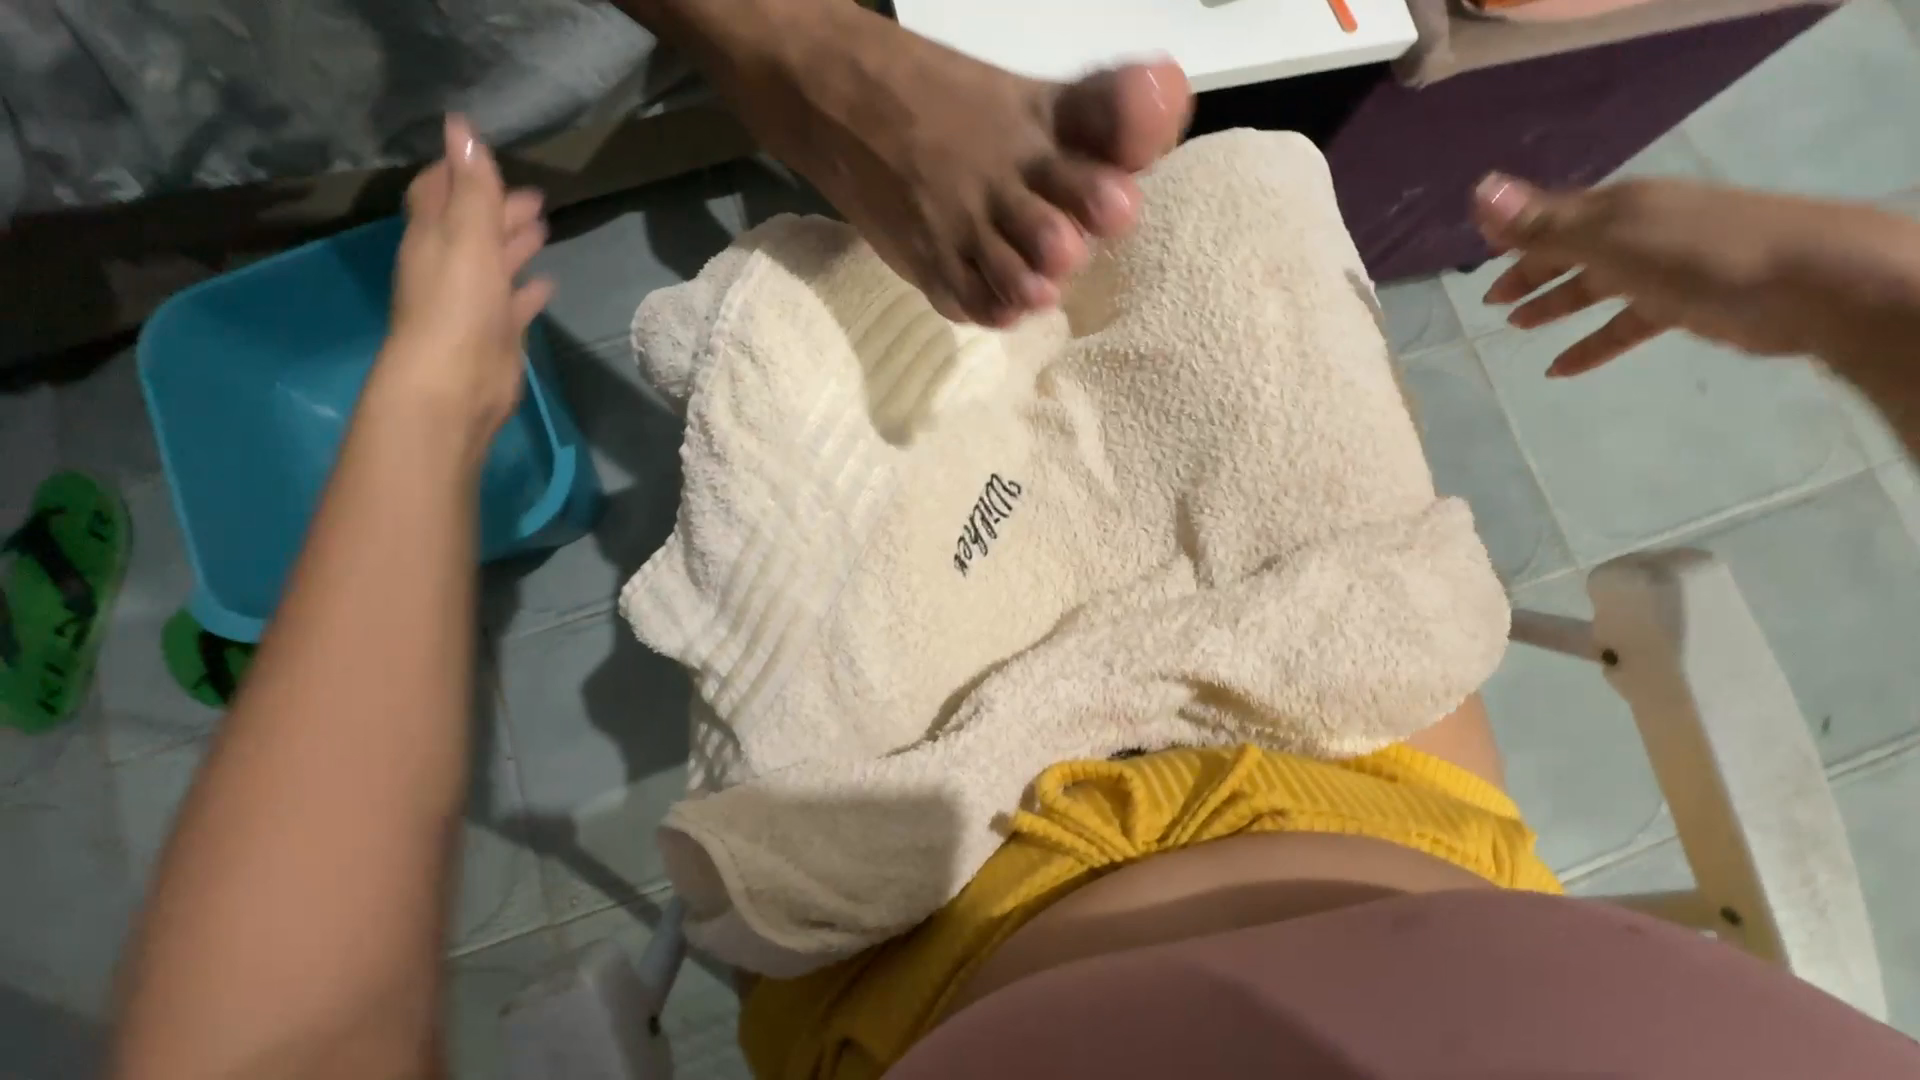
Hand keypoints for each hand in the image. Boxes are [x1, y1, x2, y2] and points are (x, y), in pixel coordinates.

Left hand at [381, 114, 552, 440]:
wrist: (457, 382)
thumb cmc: (458, 305)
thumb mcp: (467, 236)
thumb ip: (473, 187)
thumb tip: (461, 127)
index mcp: (433, 237)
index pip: (439, 191)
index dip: (458, 171)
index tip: (484, 155)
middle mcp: (449, 265)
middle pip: (472, 226)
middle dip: (497, 206)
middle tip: (534, 194)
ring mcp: (473, 301)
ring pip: (495, 262)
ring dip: (514, 243)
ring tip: (544, 227)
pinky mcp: (497, 332)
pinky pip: (514, 301)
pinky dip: (528, 288)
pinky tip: (548, 283)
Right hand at [1470, 172, 1919, 376]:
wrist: (1813, 283)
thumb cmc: (1698, 254)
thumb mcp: (1608, 238)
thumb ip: (1541, 225)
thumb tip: (1479, 191)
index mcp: (1618, 208)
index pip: (1554, 216)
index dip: (1517, 232)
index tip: (1480, 252)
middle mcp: (1639, 230)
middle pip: (1572, 250)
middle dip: (1531, 271)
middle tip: (1491, 299)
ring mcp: (1664, 267)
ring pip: (1595, 286)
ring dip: (1556, 304)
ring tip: (1517, 327)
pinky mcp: (1684, 303)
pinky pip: (1624, 324)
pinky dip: (1592, 343)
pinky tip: (1561, 370)